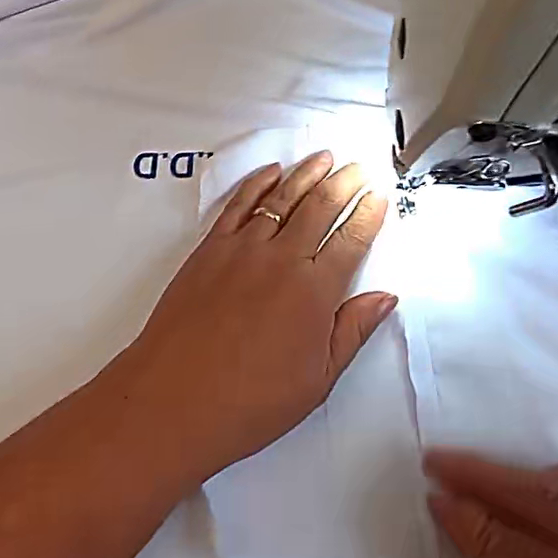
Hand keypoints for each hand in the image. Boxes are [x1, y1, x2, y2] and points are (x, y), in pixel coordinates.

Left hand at [102, 151, 395, 482]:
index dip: (369, 214)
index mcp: (313, 292)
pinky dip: (257, 183)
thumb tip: (382, 300)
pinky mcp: (210, 248)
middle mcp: (280, 260)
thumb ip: (352, 330)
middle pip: (321, 207)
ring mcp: (243, 249)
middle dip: (344, 183)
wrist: (176, 398)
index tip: (378, 197)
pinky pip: (239, 205)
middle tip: (358, 167)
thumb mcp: (317, 378)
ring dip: (306, 174)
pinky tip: (270, 172)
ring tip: (323, 158)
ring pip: (282, 198)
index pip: (352, 240)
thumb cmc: (245, 399)